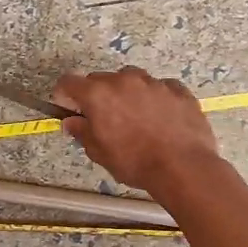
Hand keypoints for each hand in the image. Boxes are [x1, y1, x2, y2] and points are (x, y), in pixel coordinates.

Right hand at [52, 66, 220, 190]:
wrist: (183, 168)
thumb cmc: (134, 161)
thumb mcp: (98, 152)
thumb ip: (81, 132)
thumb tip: (72, 122)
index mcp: (97, 94)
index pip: (68, 82)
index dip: (64, 94)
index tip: (69, 108)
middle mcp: (122, 80)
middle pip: (100, 78)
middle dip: (97, 94)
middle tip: (104, 116)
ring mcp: (153, 83)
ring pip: (131, 79)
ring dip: (126, 91)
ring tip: (135, 114)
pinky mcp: (179, 90)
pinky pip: (161, 86)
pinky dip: (155, 96)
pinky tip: (161, 114)